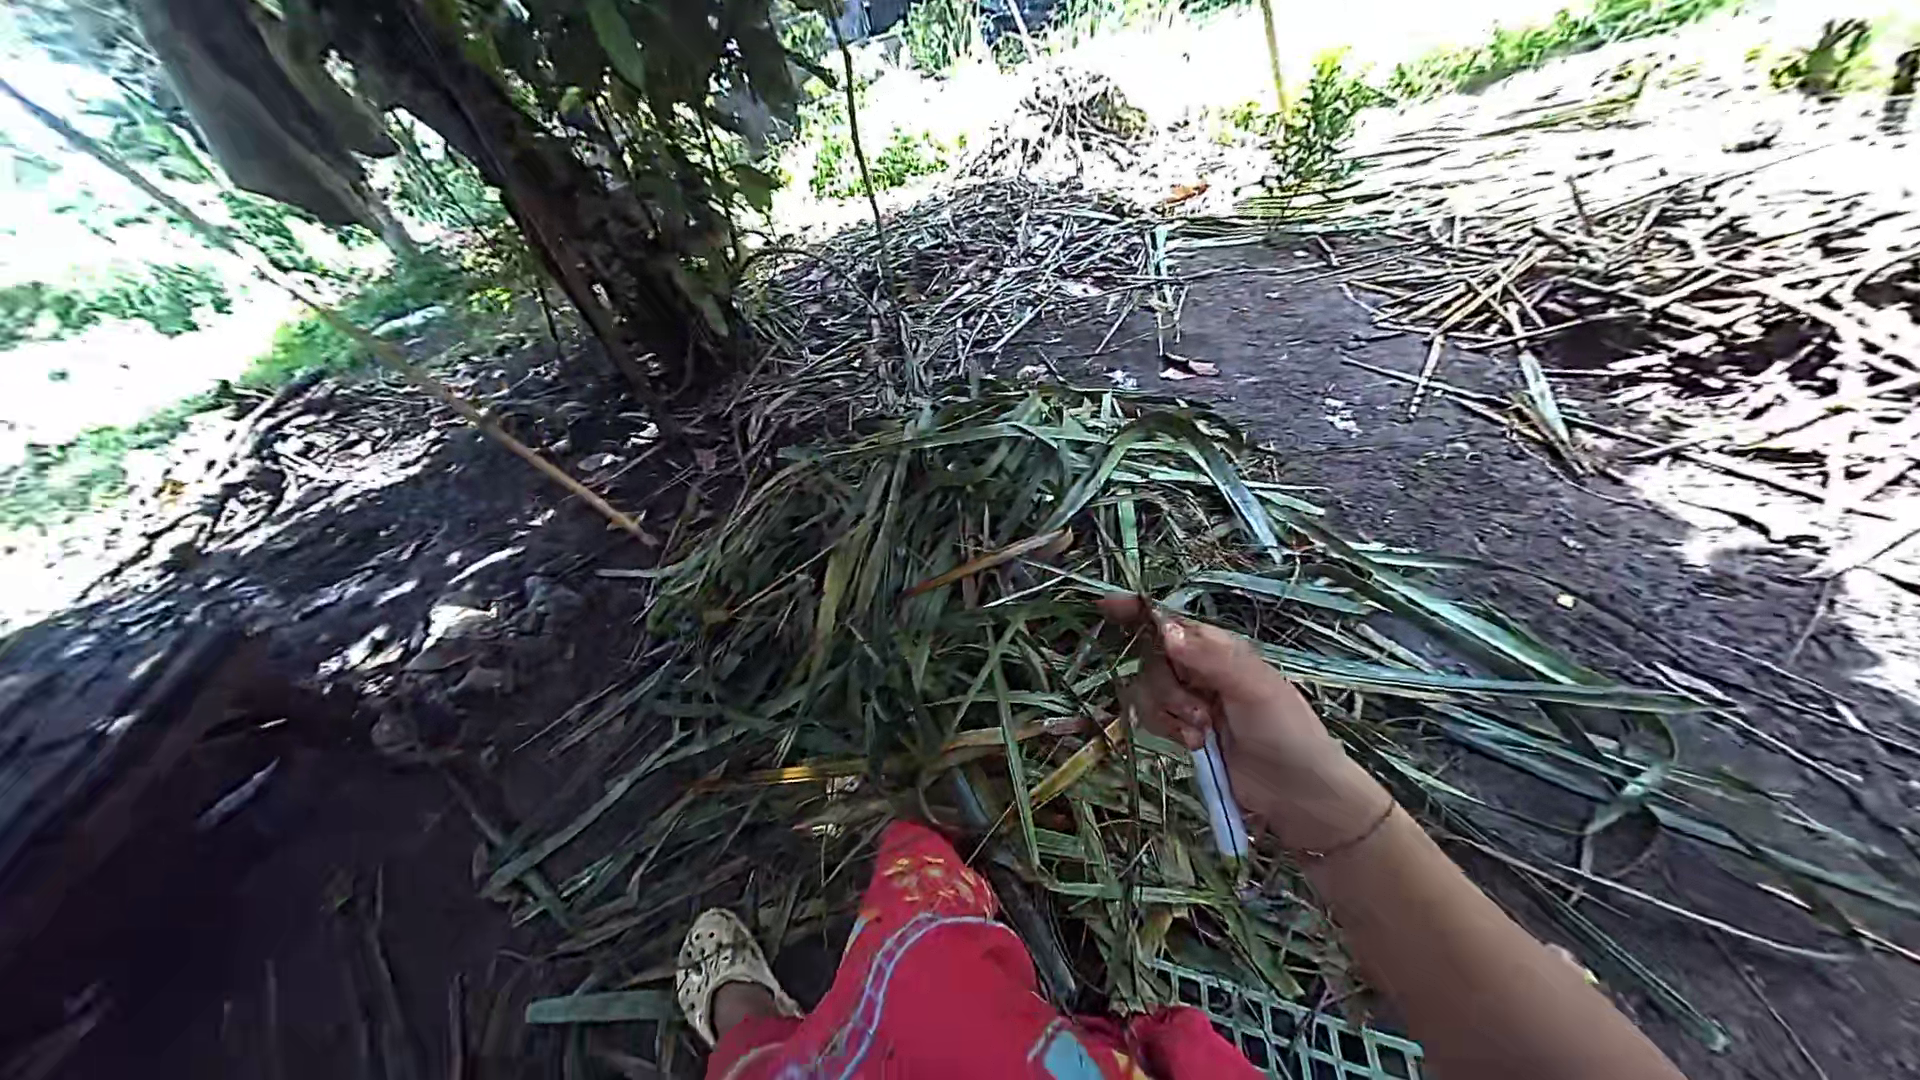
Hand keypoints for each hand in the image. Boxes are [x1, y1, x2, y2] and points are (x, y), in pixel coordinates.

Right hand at [1098, 594, 1391, 850]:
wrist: (1297, 796)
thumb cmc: (1287, 732)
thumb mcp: (1255, 688)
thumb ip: (1210, 658)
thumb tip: (1165, 630)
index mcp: (1217, 647)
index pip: (1169, 620)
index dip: (1136, 612)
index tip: (1105, 607)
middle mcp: (1197, 667)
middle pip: (1150, 659)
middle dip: (1166, 687)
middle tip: (1198, 712)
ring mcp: (1187, 699)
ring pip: (1145, 689)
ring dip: (1168, 712)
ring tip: (1202, 733)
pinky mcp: (1180, 728)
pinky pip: (1149, 716)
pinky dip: (1166, 729)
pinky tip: (1194, 744)